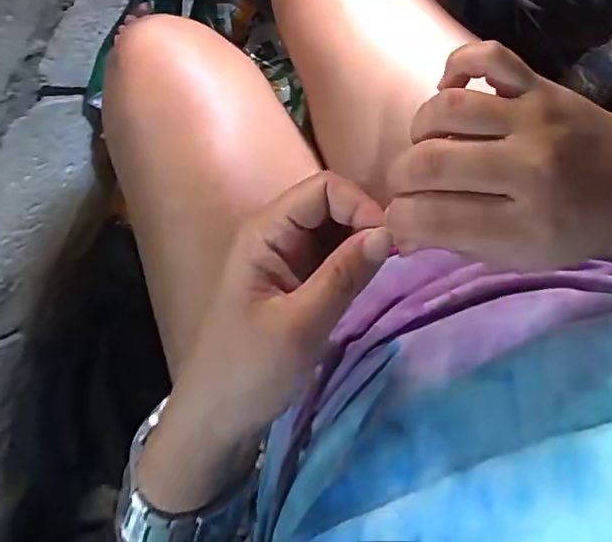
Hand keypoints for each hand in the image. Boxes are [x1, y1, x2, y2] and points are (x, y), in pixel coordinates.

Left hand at [137, 172, 392, 511]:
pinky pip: (335, 253)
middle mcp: (278, 233)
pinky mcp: (300, 279)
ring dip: (365, 240)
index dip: (359, 203)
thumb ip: (343, 276)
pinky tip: (374, 277)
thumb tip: (389, 233)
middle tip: (398, 254)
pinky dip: (357, 259)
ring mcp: (289, 256)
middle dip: (365, 219)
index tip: (389, 241)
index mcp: (266, 231)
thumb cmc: (247, 372)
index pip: (323, 188)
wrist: (214, 425)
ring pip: (337, 226)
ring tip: (392, 265)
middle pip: (332, 201)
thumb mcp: (299, 326)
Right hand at [384, 41, 611, 269]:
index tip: (398, 218)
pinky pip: (487, 56)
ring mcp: (535, 118)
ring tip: (426, 142)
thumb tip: (400, 233)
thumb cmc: (581, 225)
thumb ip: (460, 241)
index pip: (433, 219)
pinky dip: (456, 65)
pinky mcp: (540, 84)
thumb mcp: (526, 256)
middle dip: (400, 177)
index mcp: (528, 226)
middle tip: (406, 182)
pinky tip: (450, 90)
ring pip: (448, 109)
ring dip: (421, 127)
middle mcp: (529, 168)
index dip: (399, 220)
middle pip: (431, 163)